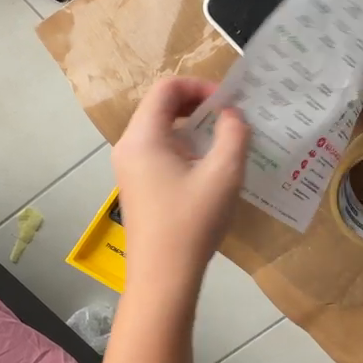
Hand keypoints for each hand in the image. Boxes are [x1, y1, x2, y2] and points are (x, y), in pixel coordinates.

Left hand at [112, 77, 248, 291]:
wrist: (164, 276)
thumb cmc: (193, 221)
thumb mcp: (224, 173)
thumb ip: (233, 134)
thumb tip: (232, 115)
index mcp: (143, 137)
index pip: (167, 89)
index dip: (200, 86)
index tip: (230, 103)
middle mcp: (129, 146)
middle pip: (162, 106)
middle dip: (199, 104)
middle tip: (232, 118)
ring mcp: (131, 167)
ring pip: (163, 129)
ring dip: (195, 127)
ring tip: (226, 141)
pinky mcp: (139, 185)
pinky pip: (161, 150)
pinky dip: (187, 146)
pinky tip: (211, 166)